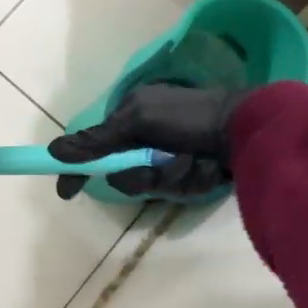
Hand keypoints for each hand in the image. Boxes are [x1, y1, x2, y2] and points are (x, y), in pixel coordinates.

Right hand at [48, 85, 246, 200]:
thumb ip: (96, 140)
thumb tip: (53, 152)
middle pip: (123, 173)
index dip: (78, 170)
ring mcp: (171, 155)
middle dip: (144, 174)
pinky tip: (212, 167)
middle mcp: (147, 136)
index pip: (93, 148)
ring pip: (152, 184)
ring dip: (174, 177)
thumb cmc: (191, 117)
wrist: (254, 129)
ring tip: (198, 162)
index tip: (67, 191)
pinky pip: (180, 189)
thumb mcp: (138, 121)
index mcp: (130, 116)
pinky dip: (195, 181)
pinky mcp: (194, 171)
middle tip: (162, 165)